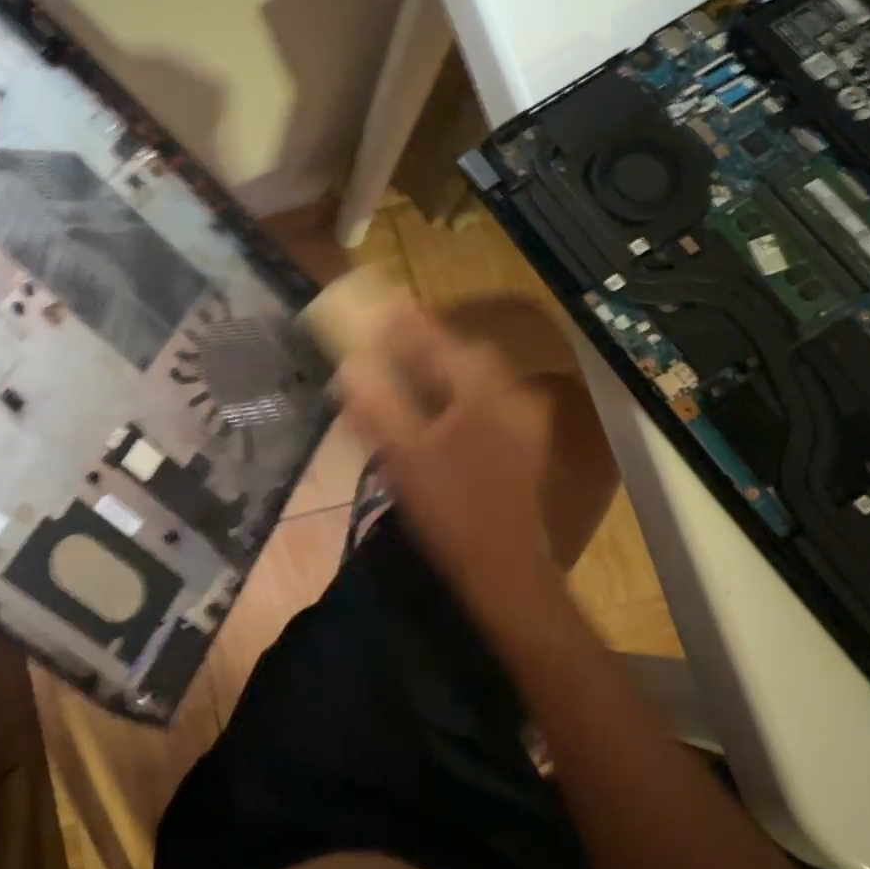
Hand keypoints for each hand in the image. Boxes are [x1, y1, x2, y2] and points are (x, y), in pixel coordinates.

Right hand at [333, 297, 558, 593]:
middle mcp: (510, 395)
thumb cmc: (451, 511)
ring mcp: (521, 420)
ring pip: (472, 380)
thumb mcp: (404, 457)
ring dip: (436, 371)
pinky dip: (451, 397)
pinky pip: (480, 404)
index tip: (381, 299)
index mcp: (483, 392)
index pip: (438, 340)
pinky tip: (430, 413)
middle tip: (386, 340)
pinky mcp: (520, 444)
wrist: (503, 569)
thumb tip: (349, 366)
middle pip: (460, 355)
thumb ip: (376, 406)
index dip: (405, 320)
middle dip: (422, 345)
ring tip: (402, 371)